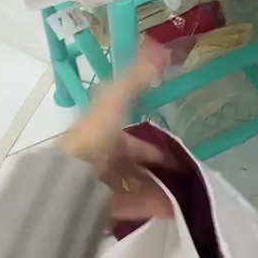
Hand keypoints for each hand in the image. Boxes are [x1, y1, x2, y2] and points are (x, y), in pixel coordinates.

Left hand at [59, 42, 174, 219]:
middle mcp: (102, 159)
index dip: (156, 147)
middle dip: (161, 172)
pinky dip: (152, 207)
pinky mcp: (102, 207)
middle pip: (137, 166)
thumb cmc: (92, 137)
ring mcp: (102, 184)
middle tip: (189, 179)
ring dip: (160, 191)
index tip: (180, 153)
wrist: (68, 179)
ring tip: (187, 198)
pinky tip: (174, 211)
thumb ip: (136, 79)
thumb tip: (159, 46)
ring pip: (136, 187)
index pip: (134, 142)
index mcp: (104, 134)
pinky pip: (131, 206)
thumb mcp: (114, 102)